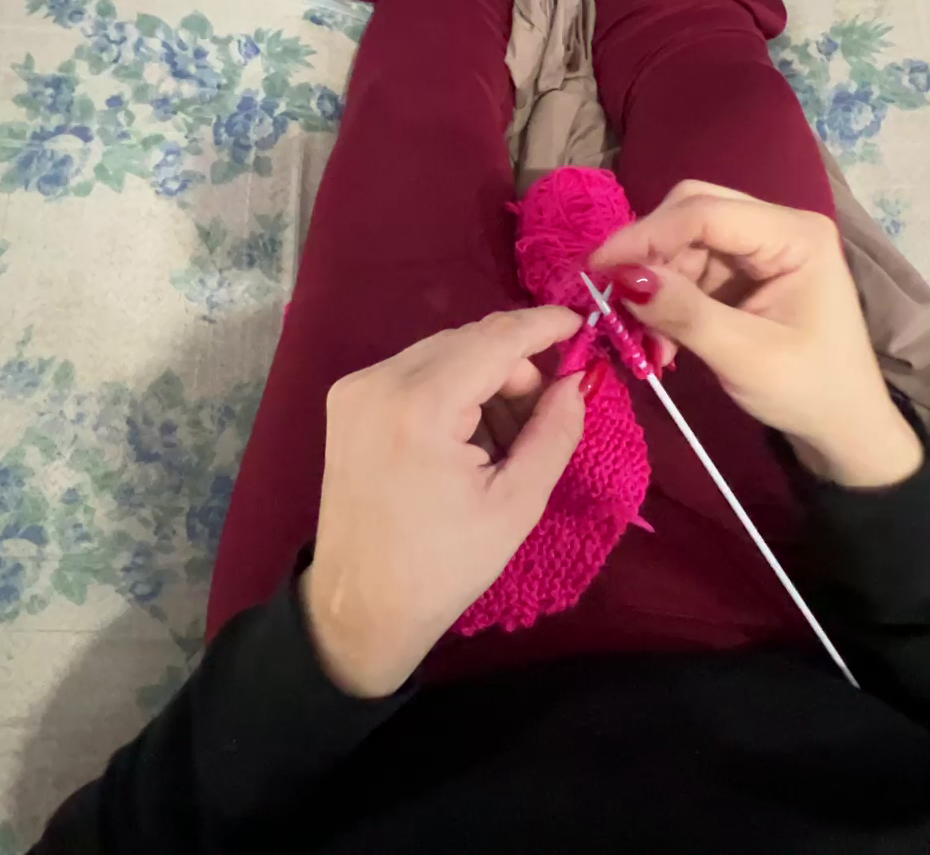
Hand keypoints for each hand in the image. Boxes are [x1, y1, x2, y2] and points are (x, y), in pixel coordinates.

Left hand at [303, 308, 588, 697]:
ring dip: (485, 379)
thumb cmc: (443, 566)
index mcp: (419, 406)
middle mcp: (379, 380)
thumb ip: (555, 431)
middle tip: (543, 415)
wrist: (360, 608)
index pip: (495, 338)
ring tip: (501, 442)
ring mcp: (356, 386)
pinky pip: (419, 369)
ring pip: (445, 352)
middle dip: (516, 366)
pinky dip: (454, 390)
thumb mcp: (517, 503)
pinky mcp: (348, 398)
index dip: (543, 325)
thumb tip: (578, 380)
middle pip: (470, 340)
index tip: (581, 322)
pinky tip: (466, 437)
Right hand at [590, 180, 921, 488]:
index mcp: (795, 235)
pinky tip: (661, 338)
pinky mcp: (741, 272)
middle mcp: (777, 227)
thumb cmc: (807, 391)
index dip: (645, 234)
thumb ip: (684, 312)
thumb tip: (622, 277)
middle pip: (692, 212)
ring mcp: (758, 248)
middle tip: (615, 297)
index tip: (597, 269)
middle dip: (649, 253)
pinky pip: (687, 267)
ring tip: (646, 337)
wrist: (841, 427)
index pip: (705, 212)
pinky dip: (665, 298)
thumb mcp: (743, 356)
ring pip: (682, 241)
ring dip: (654, 282)